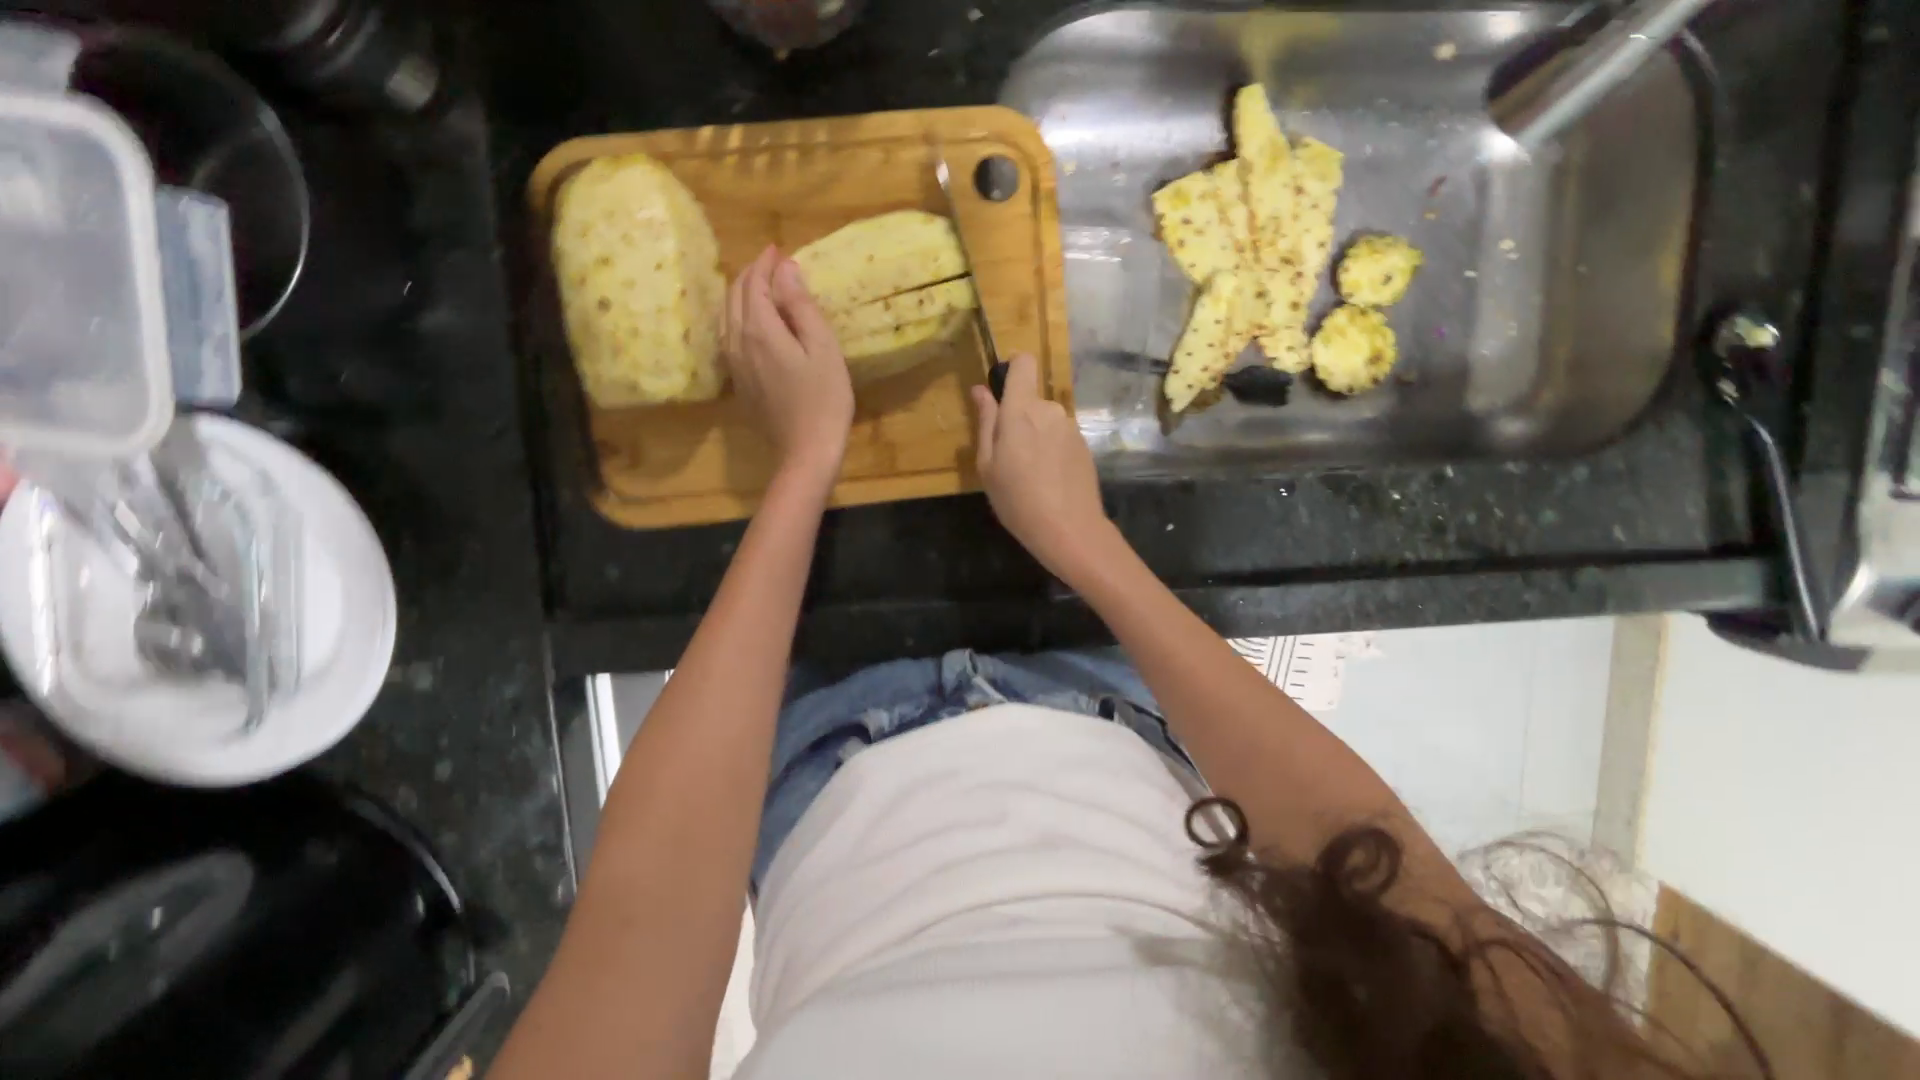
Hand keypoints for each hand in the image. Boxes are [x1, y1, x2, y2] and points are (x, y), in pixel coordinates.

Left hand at [723, 245, 854, 483]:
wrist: (806, 450)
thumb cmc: (824, 398)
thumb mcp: (822, 346)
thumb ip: (801, 305)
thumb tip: (786, 269)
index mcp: (760, 329)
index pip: (755, 283)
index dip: (766, 263)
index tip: (780, 250)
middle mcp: (738, 341)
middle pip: (735, 296)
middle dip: (752, 274)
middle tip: (773, 264)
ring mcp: (735, 363)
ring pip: (727, 316)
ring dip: (742, 294)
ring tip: (762, 286)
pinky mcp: (739, 381)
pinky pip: (729, 336)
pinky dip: (738, 317)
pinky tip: (752, 322)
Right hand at [970, 354, 1114, 581]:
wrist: (1069, 529)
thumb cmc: (1017, 499)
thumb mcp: (988, 465)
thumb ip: (986, 422)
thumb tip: (980, 390)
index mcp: (1021, 410)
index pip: (1024, 363)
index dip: (1013, 368)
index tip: (1002, 390)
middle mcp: (1050, 410)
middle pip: (1031, 400)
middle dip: (1019, 418)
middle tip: (1008, 457)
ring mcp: (1071, 427)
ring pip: (1046, 421)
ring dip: (1037, 437)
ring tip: (1030, 474)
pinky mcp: (1085, 446)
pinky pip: (1061, 438)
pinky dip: (1052, 451)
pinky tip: (1049, 480)